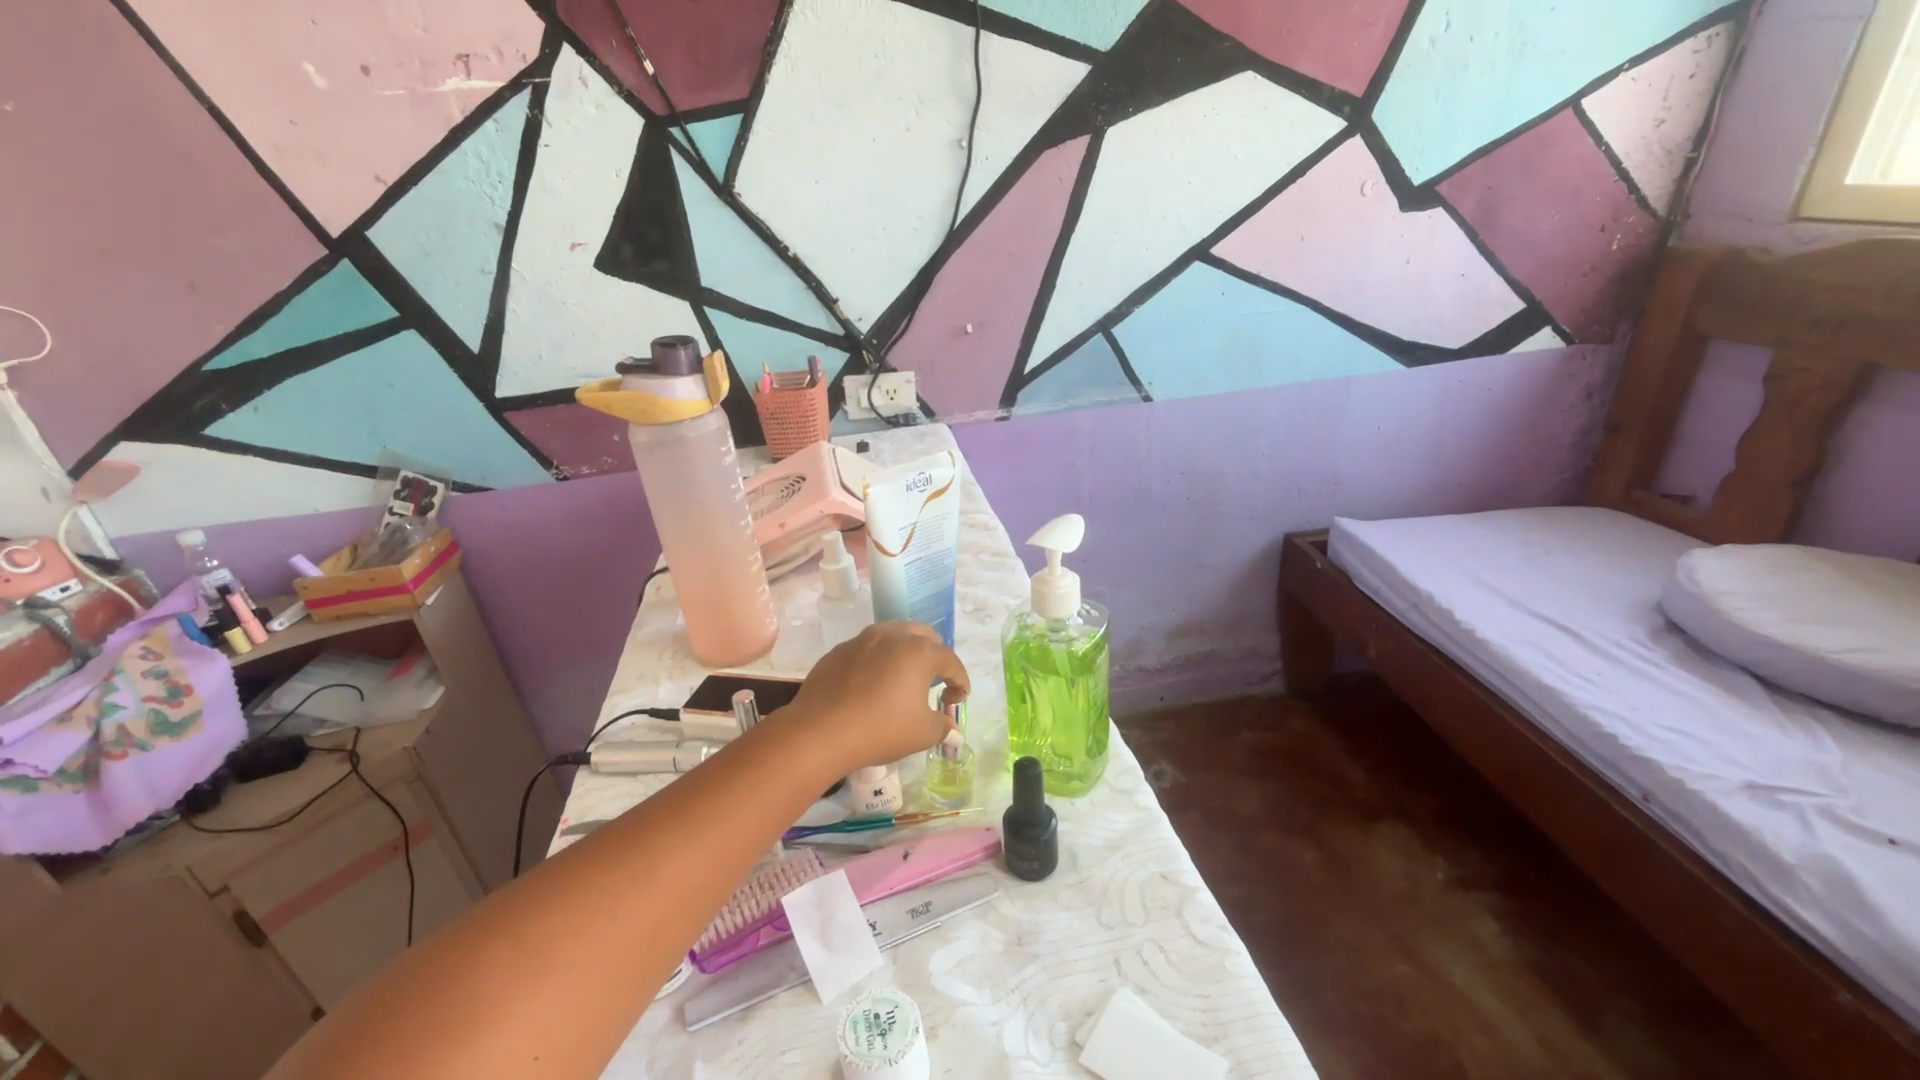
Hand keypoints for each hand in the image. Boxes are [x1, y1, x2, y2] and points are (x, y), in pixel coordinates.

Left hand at [781, 621, 968, 772]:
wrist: (820, 731)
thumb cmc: (881, 729)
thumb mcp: (922, 733)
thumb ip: (943, 727)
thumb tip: (951, 728)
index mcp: (920, 651)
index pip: (951, 662)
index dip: (960, 682)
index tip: (957, 700)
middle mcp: (893, 636)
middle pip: (923, 636)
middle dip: (935, 656)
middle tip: (934, 681)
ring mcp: (862, 640)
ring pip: (893, 636)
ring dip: (904, 653)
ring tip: (903, 678)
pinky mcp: (839, 651)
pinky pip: (867, 649)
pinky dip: (877, 661)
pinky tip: (871, 685)